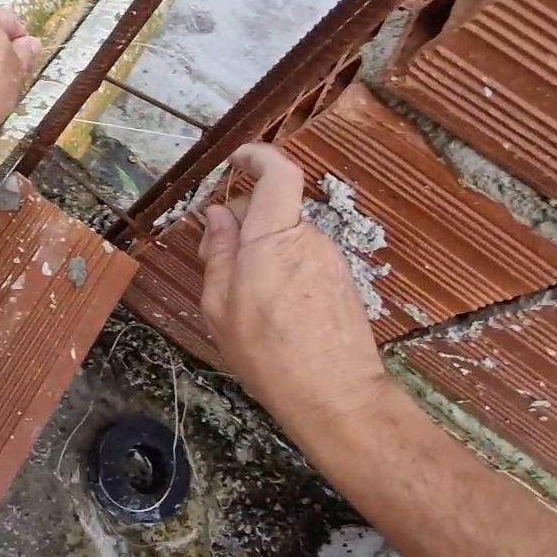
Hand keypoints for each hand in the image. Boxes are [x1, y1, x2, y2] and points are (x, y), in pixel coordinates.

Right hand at [197, 143, 389, 424]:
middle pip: (270, 208)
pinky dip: (281, 266)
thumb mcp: (220, 307)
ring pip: (284, 235)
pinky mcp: (341, 277)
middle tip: (215, 262)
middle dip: (239, 224)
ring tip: (245, 297)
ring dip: (260, 250)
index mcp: (272, 241)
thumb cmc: (268, 356)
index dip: (257, 156)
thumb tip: (217, 214)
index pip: (278, 174)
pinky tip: (273, 307)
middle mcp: (307, 239)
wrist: (337, 399)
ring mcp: (329, 257)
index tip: (235, 161)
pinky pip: (302, 255)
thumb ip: (218, 252)